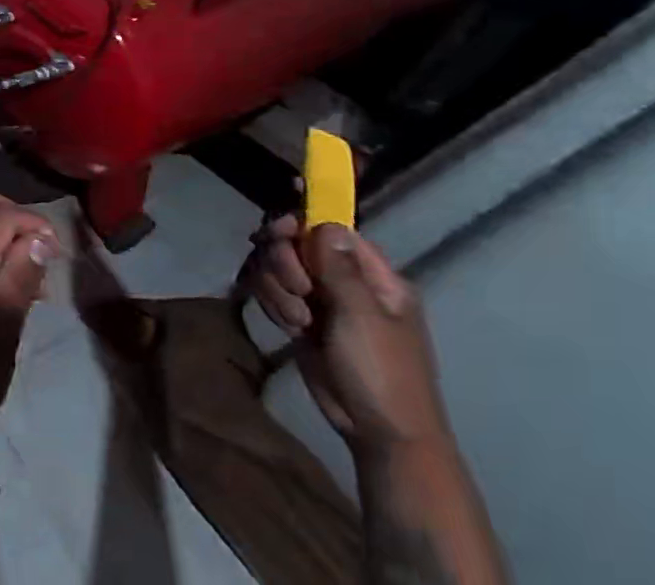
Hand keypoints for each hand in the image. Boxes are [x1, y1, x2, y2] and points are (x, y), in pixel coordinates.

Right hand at [246, 216, 449, 453]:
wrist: (378, 432)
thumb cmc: (382, 372)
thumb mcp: (363, 317)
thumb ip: (340, 268)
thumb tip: (326, 222)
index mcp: (372, 274)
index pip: (331, 228)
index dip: (303, 221)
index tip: (279, 229)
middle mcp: (343, 279)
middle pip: (296, 243)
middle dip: (285, 260)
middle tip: (296, 288)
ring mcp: (320, 299)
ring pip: (277, 267)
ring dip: (277, 289)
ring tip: (298, 320)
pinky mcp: (300, 319)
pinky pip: (272, 293)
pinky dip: (273, 305)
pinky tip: (289, 328)